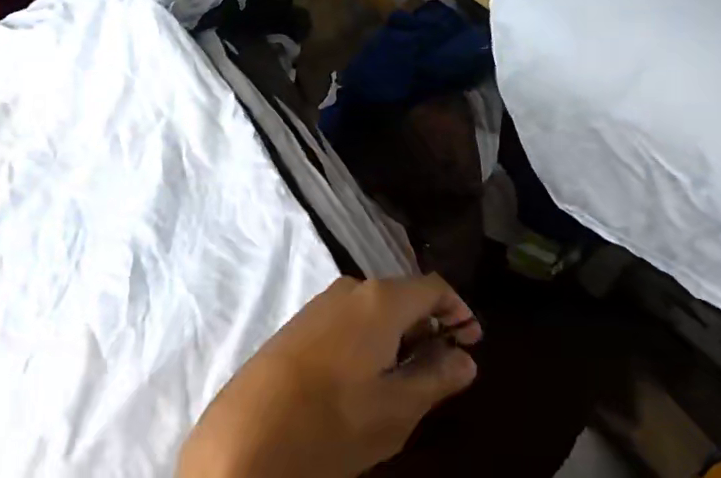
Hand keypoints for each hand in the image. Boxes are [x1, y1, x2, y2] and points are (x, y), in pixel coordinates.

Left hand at [178, 275, 480, 477]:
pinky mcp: (301, 323)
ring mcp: (321, 303)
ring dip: (399, 336)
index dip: (458, 310)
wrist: (247, 433)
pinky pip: (350, 320)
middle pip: (403, 295)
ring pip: (375, 310)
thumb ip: (436, 378)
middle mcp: (351, 288)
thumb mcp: (396, 410)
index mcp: (380, 300)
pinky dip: (372, 340)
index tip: (473, 341)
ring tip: (407, 380)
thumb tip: (465, 357)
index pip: (433, 286)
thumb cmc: (332, 421)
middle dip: (428, 326)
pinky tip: (368, 378)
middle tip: (443, 368)